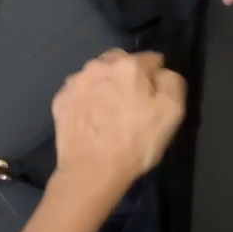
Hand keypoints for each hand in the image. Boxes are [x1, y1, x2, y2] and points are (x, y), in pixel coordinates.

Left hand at [50, 50, 185, 202]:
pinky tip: (93, 120)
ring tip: (110, 113)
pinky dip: (87, 99)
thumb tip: (162, 72)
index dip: (157, 77)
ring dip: (106, 85)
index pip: (151, 59)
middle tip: (133, 103)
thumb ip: (172, 82)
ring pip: (97, 75)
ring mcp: (75, 82)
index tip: (156, 97)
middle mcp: (98, 65)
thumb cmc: (136, 142)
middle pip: (121, 62)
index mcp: (128, 64)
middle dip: (129, 76)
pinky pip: (80, 92)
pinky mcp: (60, 100)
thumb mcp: (172, 112)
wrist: (91, 172)